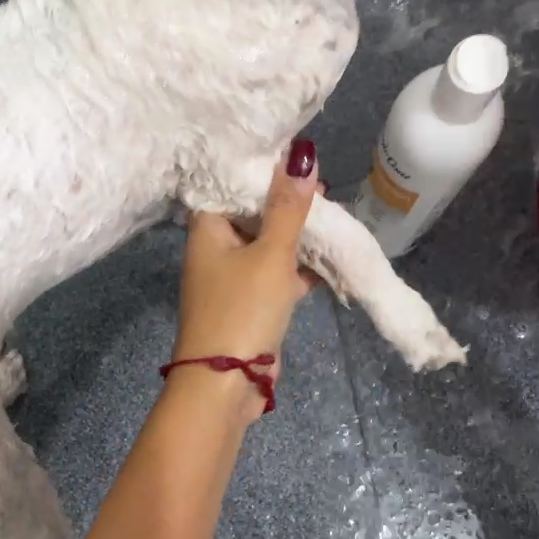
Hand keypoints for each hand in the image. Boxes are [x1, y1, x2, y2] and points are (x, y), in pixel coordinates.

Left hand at [174, 140, 321, 365]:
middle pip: (250, 216)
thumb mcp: (271, 253)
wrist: (225, 384)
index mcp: (206, 231)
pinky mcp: (248, 308)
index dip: (260, 170)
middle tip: (323, 190)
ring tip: (332, 220)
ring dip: (296, 239)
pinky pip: (274, 278)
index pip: (228, 185)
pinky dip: (297, 271)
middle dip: (286, 205)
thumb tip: (301, 154)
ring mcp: (230, 283)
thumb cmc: (243, 310)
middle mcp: (213, 253)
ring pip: (266, 249)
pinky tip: (328, 263)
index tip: (295, 158)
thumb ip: (288, 207)